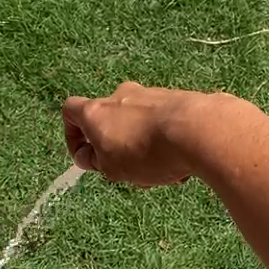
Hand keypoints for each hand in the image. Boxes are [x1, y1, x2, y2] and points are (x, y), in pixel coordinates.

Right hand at [62, 82, 224, 186]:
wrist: (197, 130)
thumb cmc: (148, 152)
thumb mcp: (111, 168)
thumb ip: (95, 160)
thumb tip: (89, 154)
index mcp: (97, 110)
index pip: (70, 111)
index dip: (73, 136)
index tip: (88, 157)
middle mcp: (121, 96)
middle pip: (111, 122)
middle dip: (119, 149)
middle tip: (132, 173)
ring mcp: (151, 95)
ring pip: (140, 126)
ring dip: (146, 150)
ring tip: (163, 172)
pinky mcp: (178, 100)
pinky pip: (165, 124)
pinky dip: (168, 144)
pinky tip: (182, 164)